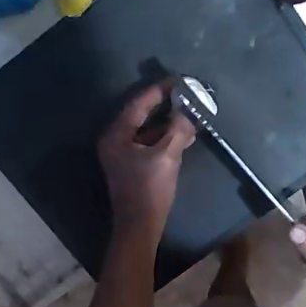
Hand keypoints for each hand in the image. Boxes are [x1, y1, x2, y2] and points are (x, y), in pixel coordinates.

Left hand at [99, 82, 194, 241]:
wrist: (140, 226)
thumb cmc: (149, 190)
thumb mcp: (167, 156)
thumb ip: (177, 130)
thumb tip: (188, 111)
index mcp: (116, 135)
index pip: (138, 104)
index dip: (159, 90)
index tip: (178, 79)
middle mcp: (115, 140)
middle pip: (141, 114)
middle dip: (165, 105)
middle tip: (185, 93)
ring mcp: (123, 154)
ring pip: (147, 129)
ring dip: (168, 122)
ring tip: (190, 111)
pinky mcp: (133, 165)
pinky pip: (150, 142)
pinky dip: (166, 136)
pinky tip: (184, 133)